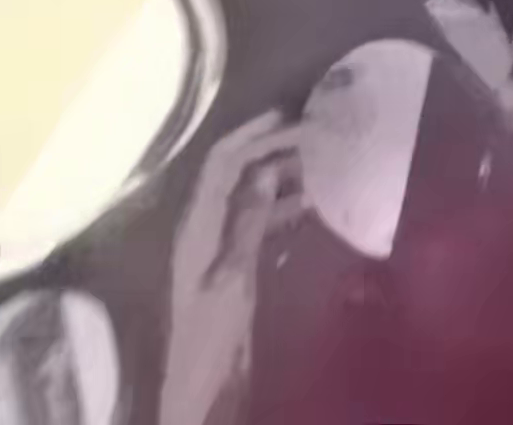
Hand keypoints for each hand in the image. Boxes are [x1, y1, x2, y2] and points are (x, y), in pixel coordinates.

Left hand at [161, 111, 304, 424]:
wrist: (193, 396)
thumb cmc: (209, 337)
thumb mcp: (232, 279)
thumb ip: (247, 223)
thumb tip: (265, 170)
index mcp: (196, 221)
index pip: (223, 160)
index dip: (253, 133)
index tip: (289, 117)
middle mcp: (202, 222)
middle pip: (236, 172)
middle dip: (272, 149)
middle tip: (313, 137)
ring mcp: (215, 242)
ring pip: (249, 195)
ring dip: (281, 177)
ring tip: (319, 165)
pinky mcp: (229, 263)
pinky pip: (256, 221)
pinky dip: (281, 209)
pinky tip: (310, 206)